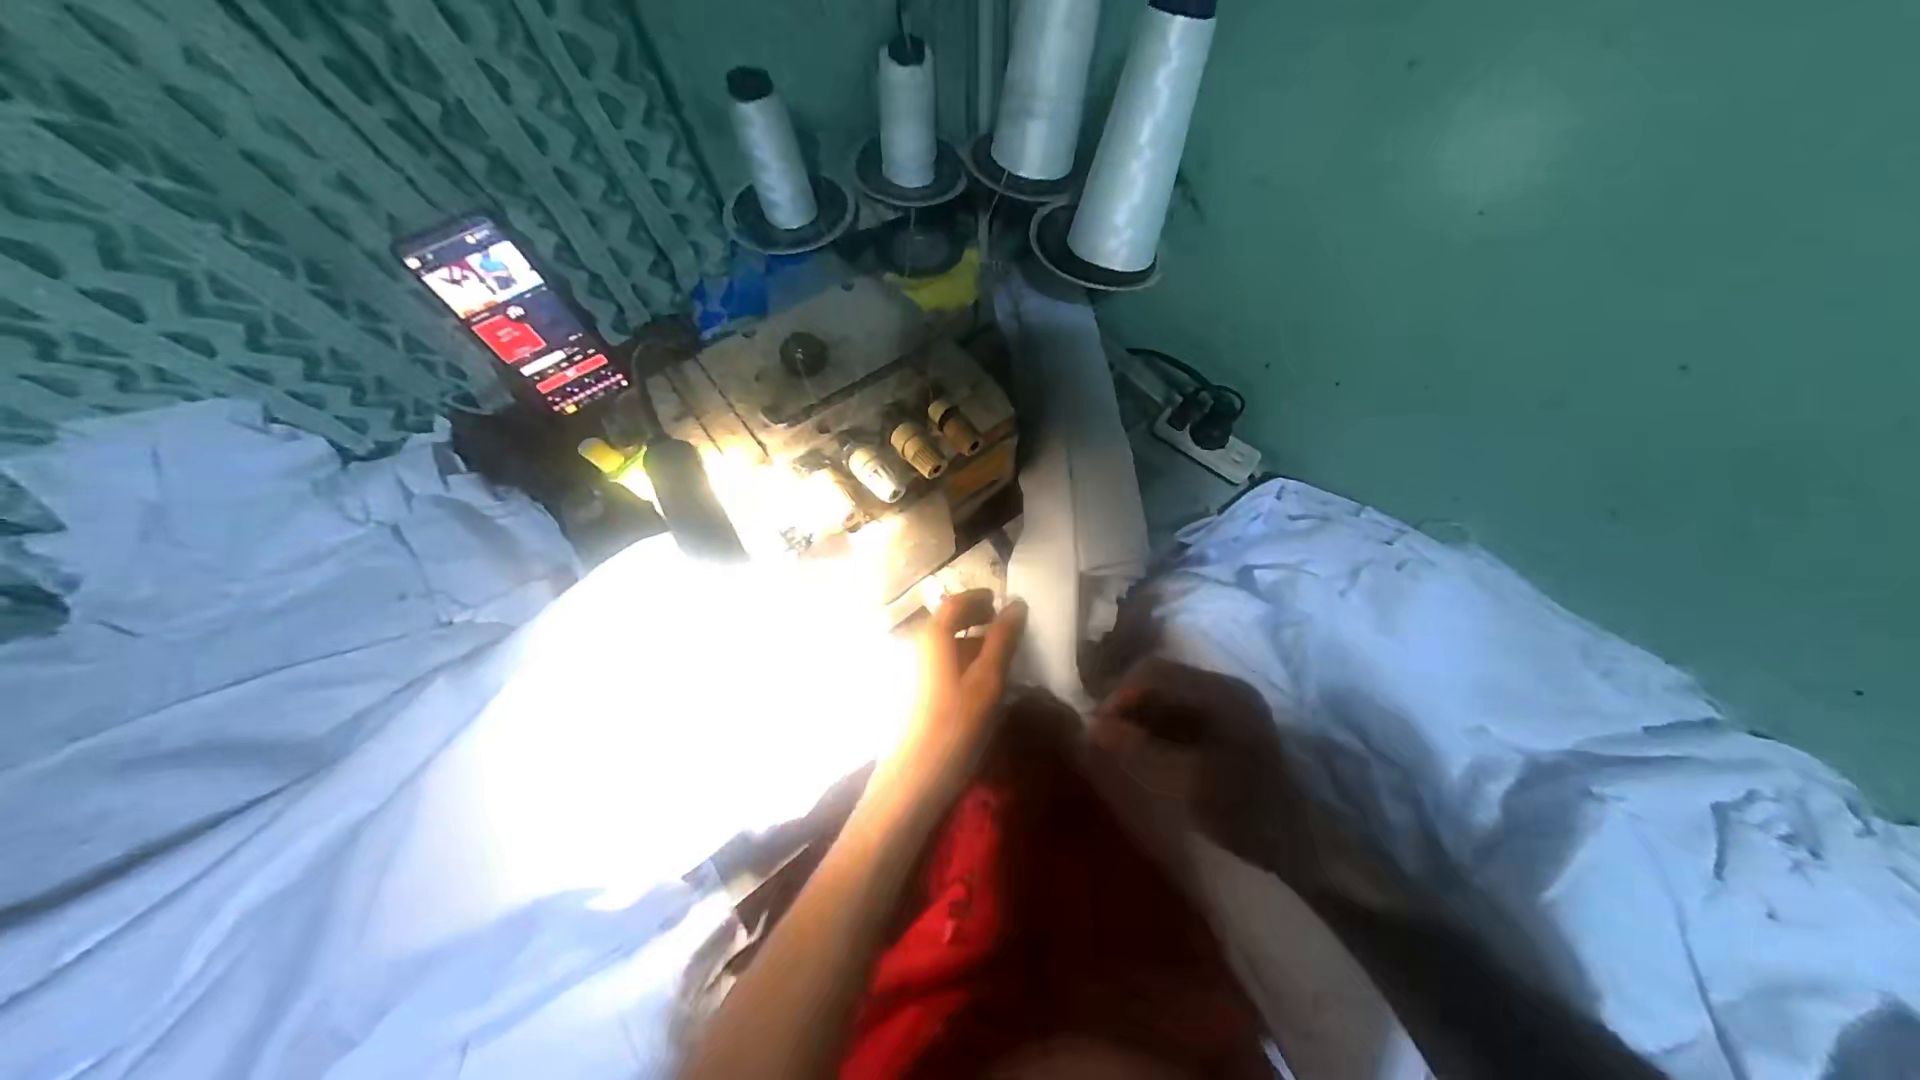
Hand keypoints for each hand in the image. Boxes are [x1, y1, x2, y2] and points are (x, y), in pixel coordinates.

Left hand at [876, 590, 1026, 810]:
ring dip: (973, 642)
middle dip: (976, 619)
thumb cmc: (956, 724)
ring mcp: (917, 672)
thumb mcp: (987, 680)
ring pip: (948, 646)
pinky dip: (966, 662)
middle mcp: (920, 648)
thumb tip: (1016, 605)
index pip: (954, 603)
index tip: (1000, 601)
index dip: (978, 598)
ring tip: (1003, 654)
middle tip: (1005, 625)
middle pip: (948, 622)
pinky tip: (985, 682)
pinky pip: (946, 665)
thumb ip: (1002, 640)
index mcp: (934, 637)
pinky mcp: (920, 695)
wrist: (916, 776)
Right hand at [1090, 658, 1313, 879]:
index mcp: (1222, 693)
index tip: (1096, 732)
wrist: (1301, 854)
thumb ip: (1136, 749)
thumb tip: (1091, 728)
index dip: (1118, 697)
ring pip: (1166, 696)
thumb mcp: (1184, 782)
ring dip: (1139, 718)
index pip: (1153, 673)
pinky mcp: (1228, 727)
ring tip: (1121, 750)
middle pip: (1159, 680)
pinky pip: (1179, 713)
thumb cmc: (1244, 814)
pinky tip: (1147, 755)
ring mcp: (1230, 707)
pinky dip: (1155, 729)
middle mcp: (1227, 689)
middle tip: (1104, 741)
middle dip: (1127, 706)